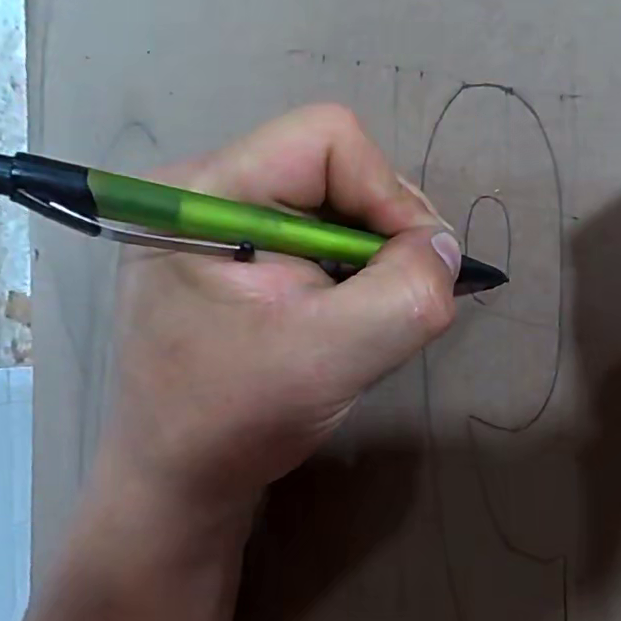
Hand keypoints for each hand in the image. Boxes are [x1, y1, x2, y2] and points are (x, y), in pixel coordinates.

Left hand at [90, 104, 461, 550]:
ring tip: (367, 316)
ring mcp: (219, 224)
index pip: (326, 139)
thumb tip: (443, 248)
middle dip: (385, 229)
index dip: (388, 193)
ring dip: (371, 257)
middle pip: (333, 167)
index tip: (418, 265)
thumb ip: (405, 296)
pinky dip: (351, 272)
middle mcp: (206, 191)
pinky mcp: (234, 256)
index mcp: (205, 193)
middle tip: (405, 295)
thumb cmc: (233, 422)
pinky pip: (315, 235)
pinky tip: (346, 317)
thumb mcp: (330, 360)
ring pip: (331, 203)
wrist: (177, 481)